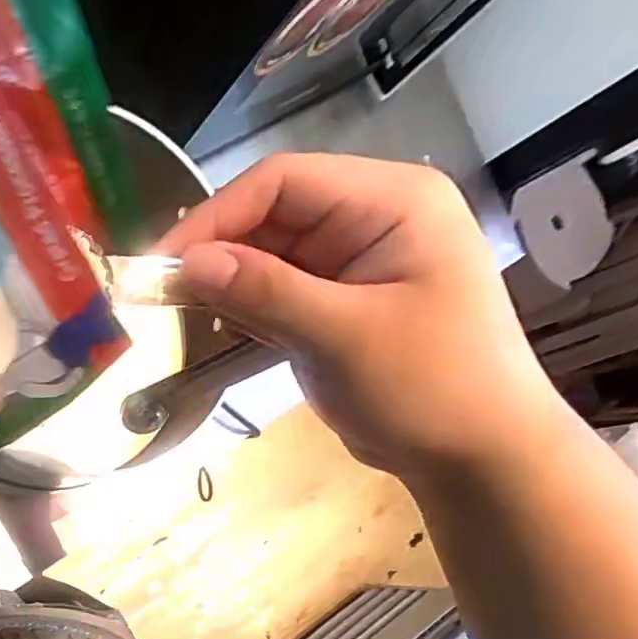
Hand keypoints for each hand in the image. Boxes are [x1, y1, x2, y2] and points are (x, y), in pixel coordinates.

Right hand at [157, 153, 576, 479]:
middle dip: (216, 254)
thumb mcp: (342, 335)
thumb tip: (188, 265)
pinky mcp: (339, 309)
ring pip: (269, 260)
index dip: (215, 217)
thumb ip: (265, 292)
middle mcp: (370, 222)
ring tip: (178, 315)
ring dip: (226, 286)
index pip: (283, 183)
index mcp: (390, 202)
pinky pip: (279, 297)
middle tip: (160, 296)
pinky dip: (246, 313)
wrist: (477, 455)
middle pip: (272, 219)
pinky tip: (216, 331)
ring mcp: (353, 268)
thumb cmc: (428, 387)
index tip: (162, 262)